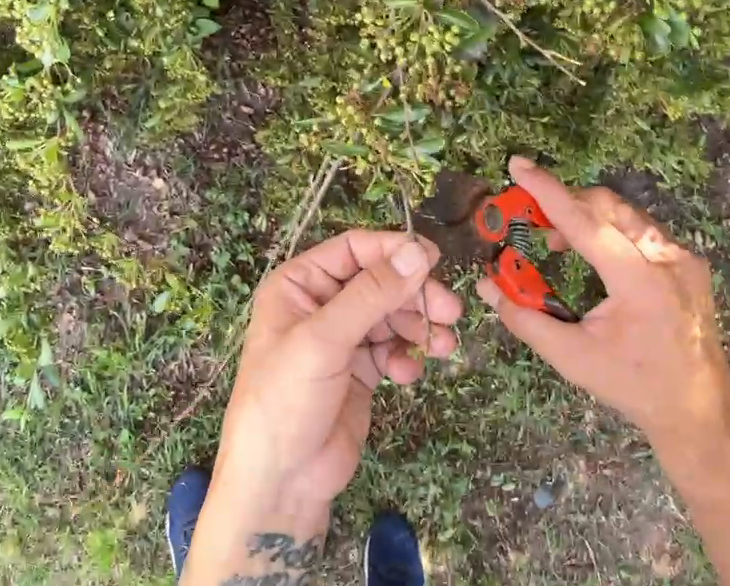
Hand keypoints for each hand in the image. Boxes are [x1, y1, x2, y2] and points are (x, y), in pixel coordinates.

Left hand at [213, 230, 461, 515]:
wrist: (280, 481)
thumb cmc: (286, 398)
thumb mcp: (324, 340)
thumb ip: (372, 294)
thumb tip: (417, 252)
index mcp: (299, 284)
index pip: (353, 250)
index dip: (393, 250)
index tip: (432, 259)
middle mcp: (320, 305)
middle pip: (379, 282)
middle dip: (414, 295)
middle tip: (449, 311)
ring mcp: (341, 339)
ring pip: (391, 316)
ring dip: (419, 327)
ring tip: (443, 346)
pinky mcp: (359, 371)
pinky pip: (392, 349)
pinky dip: (406, 357)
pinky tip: (408, 375)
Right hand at [475, 157, 729, 451]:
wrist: (699, 411)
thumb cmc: (632, 385)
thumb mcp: (572, 357)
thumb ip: (525, 318)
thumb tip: (486, 287)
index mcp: (640, 280)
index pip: (584, 222)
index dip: (547, 191)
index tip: (518, 165)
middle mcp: (666, 259)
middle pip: (606, 206)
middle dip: (564, 202)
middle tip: (529, 217)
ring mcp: (683, 259)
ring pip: (624, 214)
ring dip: (585, 216)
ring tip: (555, 241)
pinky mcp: (689, 264)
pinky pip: (641, 230)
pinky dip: (609, 230)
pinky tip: (592, 254)